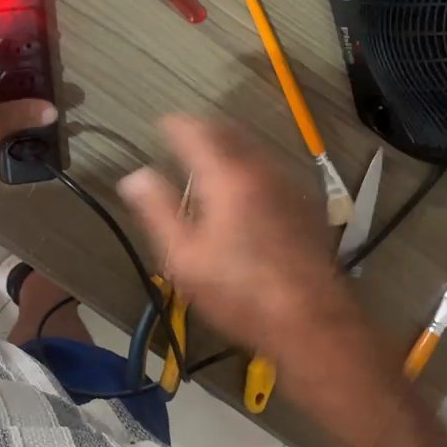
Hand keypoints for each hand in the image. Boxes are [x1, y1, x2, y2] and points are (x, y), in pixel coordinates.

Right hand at [120, 116, 353, 354]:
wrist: (312, 322)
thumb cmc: (239, 292)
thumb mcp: (184, 257)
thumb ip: (157, 210)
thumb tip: (135, 178)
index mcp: (227, 176)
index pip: (196, 131)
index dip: (175, 125)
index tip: (161, 126)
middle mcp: (261, 169)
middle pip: (229, 132)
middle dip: (204, 131)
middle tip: (183, 140)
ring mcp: (289, 185)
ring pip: (254, 149)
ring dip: (230, 147)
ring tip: (210, 163)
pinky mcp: (306, 205)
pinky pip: (271, 168)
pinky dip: (251, 165)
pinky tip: (244, 190)